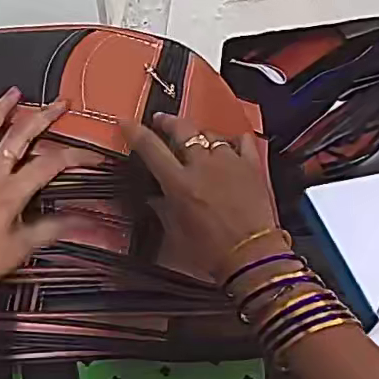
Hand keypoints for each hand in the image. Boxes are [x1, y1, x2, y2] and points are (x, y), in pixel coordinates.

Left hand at [0, 89, 102, 316]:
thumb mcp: (27, 245)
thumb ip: (57, 227)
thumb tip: (89, 220)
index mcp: (10, 192)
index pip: (50, 164)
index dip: (75, 158)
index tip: (93, 158)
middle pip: (18, 137)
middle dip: (41, 117)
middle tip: (59, 104)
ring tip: (12, 94)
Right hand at [120, 113, 286, 276]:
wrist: (252, 256)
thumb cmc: (211, 251)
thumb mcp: (177, 233)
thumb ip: (163, 209)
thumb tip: (154, 197)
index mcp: (179, 183)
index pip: (151, 148)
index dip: (135, 132)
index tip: (127, 122)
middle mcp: (203, 165)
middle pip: (182, 130)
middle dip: (168, 122)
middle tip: (161, 122)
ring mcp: (230, 162)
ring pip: (210, 134)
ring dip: (199, 135)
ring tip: (196, 140)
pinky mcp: (252, 166)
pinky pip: (242, 141)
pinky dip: (232, 140)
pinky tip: (229, 146)